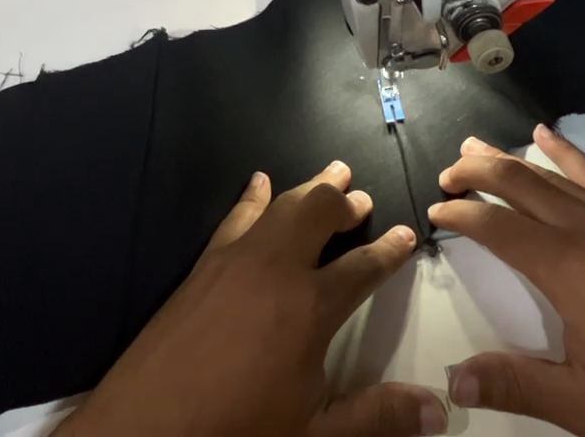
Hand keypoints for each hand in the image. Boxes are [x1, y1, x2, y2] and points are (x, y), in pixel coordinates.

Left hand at [56, 161, 448, 436]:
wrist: (146, 427)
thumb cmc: (237, 430)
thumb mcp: (313, 434)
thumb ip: (375, 417)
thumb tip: (438, 408)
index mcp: (310, 308)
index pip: (362, 268)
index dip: (389, 250)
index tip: (406, 234)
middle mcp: (276, 268)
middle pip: (319, 216)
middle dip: (344, 202)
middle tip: (362, 196)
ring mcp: (236, 259)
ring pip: (282, 207)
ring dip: (310, 188)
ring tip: (332, 173)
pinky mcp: (205, 263)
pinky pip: (236, 216)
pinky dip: (253, 196)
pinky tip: (259, 182)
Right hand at [430, 126, 584, 436]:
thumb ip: (516, 386)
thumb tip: (453, 382)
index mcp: (567, 270)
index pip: (496, 227)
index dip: (460, 214)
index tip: (435, 209)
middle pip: (519, 183)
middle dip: (477, 173)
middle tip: (447, 171)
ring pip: (553, 174)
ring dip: (511, 157)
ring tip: (478, 146)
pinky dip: (567, 153)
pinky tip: (550, 138)